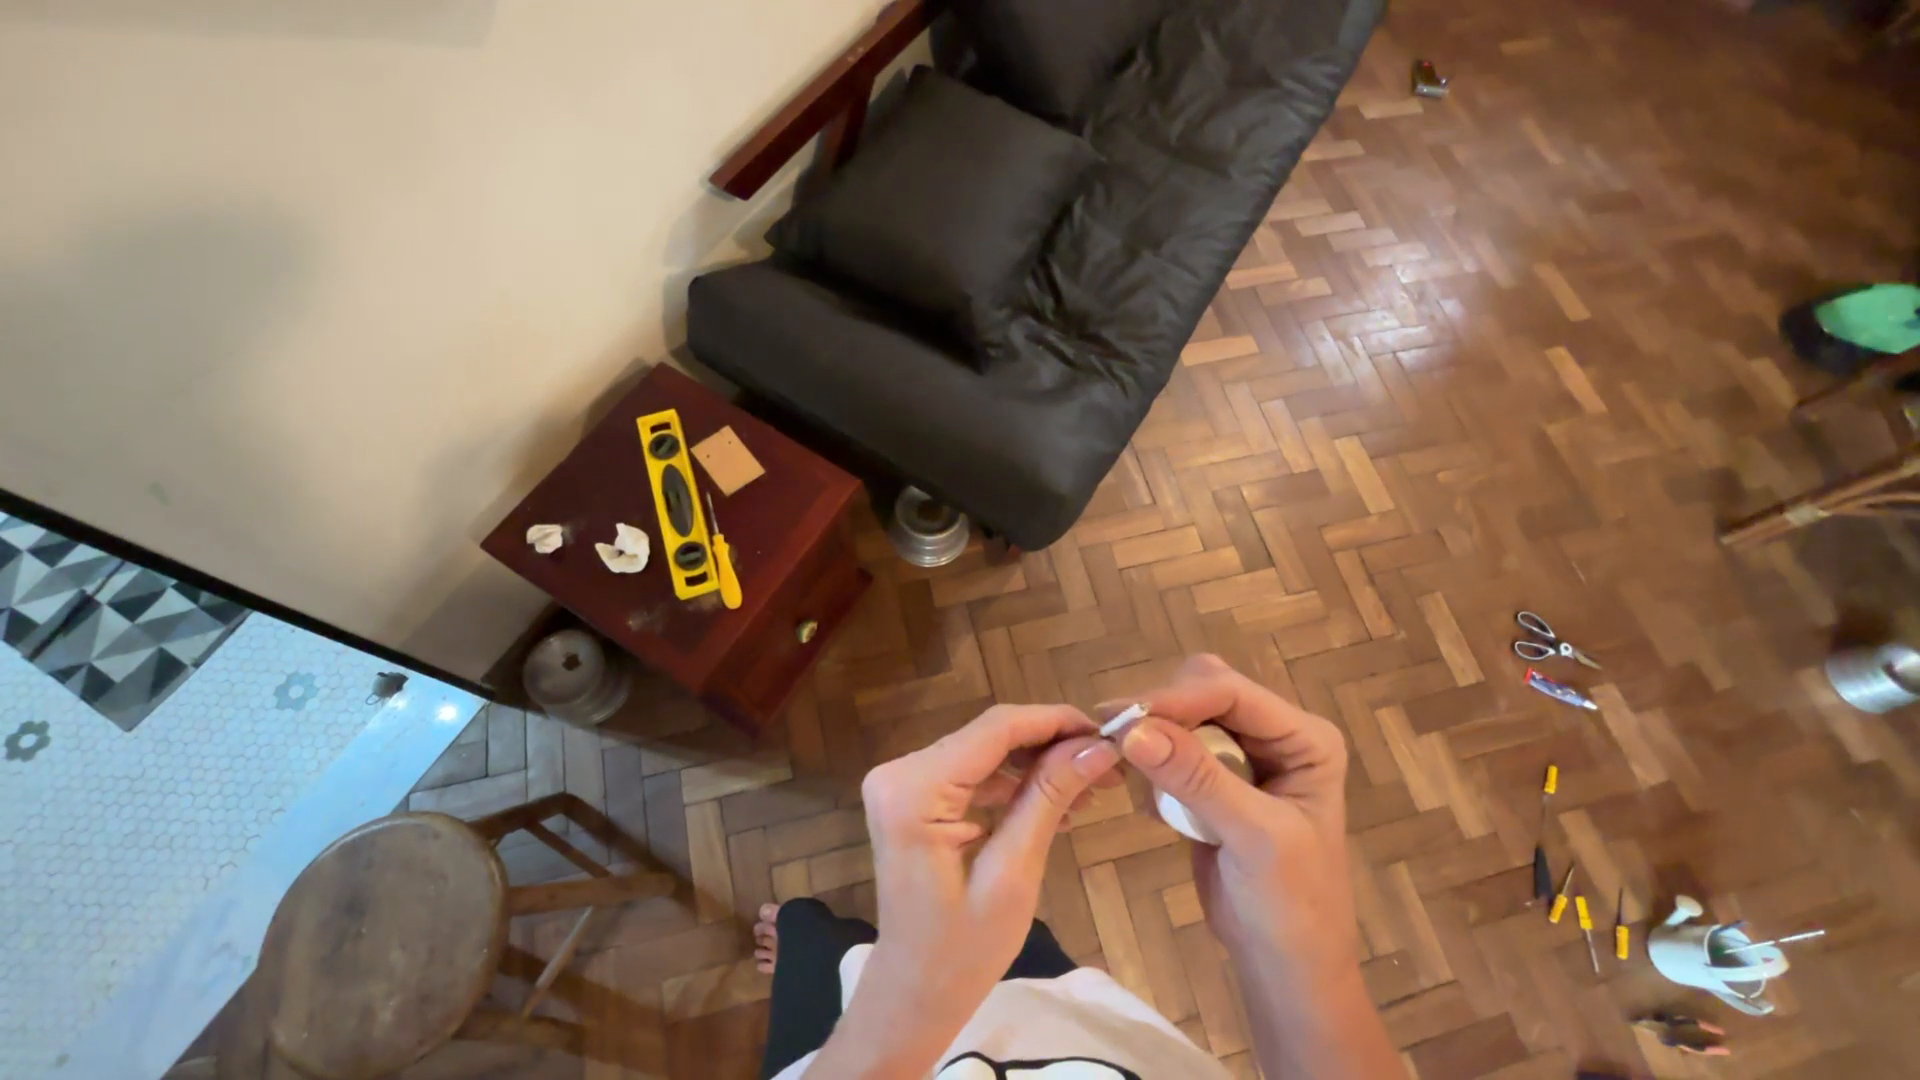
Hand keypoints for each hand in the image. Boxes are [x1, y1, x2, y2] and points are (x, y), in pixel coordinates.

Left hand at [810, 704, 1120, 1076]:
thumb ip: (1048, 798)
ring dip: (1037, 765)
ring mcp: (901, 783)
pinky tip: (1056, 803)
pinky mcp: (911, 797)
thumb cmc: (961, 952)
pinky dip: (1012, 784)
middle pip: (989, 736)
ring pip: (984, 752)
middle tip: (1109, 766)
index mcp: (913, 789)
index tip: (1108, 732)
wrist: (911, 996)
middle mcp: (898, 772)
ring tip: (1093, 788)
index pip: (995, 729)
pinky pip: (970, 775)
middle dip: (1052, 745)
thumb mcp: (1013, 874)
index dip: (1055, 721)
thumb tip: (1099, 747)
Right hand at [1109, 654, 1355, 977]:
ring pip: (1183, 717)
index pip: (1230, 693)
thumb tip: (1131, 730)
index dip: (1176, 700)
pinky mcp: (1213, 781)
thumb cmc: (1291, 906)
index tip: (1120, 719)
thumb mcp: (1252, 838)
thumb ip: (1196, 779)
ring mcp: (1243, 757)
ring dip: (1152, 736)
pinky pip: (1172, 750)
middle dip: (1161, 710)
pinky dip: (1153, 766)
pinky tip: (1154, 807)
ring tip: (1124, 767)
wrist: (1287, 967)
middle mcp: (1275, 735)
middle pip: (1204, 692)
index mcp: (1304, 738)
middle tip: (1112, 735)